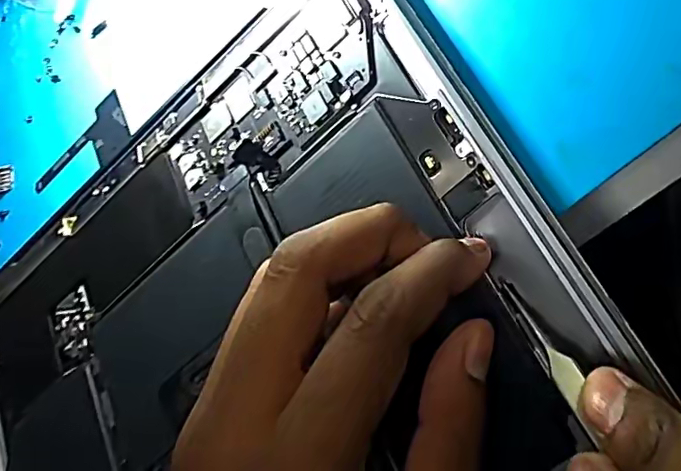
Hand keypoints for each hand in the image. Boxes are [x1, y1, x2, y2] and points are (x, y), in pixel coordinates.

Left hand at [174, 203, 495, 470]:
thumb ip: (447, 437)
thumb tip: (472, 340)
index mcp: (291, 463)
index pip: (369, 322)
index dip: (430, 272)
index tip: (466, 258)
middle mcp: (233, 424)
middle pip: (297, 267)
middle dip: (370, 232)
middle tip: (425, 243)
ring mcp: (209, 413)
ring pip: (270, 277)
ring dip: (340, 248)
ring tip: (399, 261)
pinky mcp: (207, 412)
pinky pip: (263, 313)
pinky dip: (317, 286)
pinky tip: (356, 304)